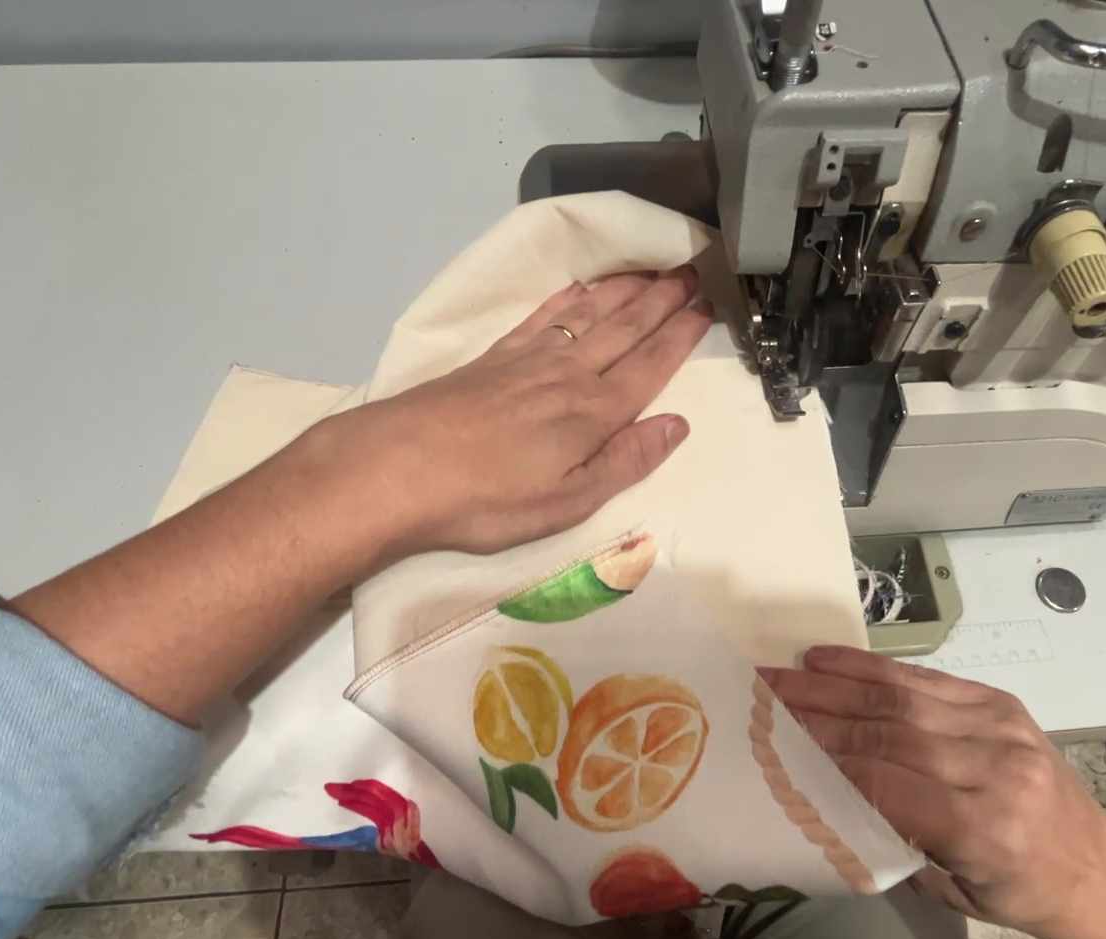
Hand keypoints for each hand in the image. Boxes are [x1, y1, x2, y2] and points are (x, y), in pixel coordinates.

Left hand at [302, 269, 711, 557]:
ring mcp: (527, 361)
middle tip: (691, 270)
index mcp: (593, 413)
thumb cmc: (489, 498)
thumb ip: (626, 460)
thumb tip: (678, 424)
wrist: (399, 466)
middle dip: (662, 300)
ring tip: (650, 271)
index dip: (681, 336)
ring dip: (623, 291)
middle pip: (624, 329)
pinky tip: (578, 289)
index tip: (707, 307)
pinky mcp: (493, 359)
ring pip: (588, 314)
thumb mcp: (569, 500)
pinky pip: (541, 317)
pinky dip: (566, 299)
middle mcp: (567, 375)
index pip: (650, 365)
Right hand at [759, 646, 1105, 938]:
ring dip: (832, 683)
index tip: (773, 742)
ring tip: (783, 675)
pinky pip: (924, 677)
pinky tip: (827, 659)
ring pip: (900, 695)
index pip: (885, 782)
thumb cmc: (1014, 889)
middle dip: (816, 711)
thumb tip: (817, 787)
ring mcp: (1000, 727)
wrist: (1095, 866)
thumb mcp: (946, 885)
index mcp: (983, 827)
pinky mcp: (999, 701)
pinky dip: (869, 666)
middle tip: (762, 697)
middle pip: (887, 730)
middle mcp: (994, 768)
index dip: (825, 759)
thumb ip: (887, 834)